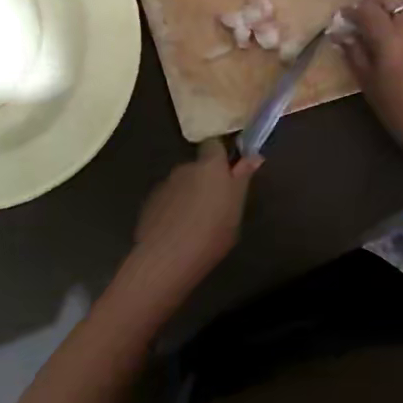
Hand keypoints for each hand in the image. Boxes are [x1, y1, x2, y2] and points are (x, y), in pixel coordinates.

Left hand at [129, 138, 260, 292]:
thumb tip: (254, 157)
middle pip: (198, 167)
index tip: (229, 173)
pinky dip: (173, 209)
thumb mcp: (236, 210)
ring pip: (182, 185)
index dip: (221, 157)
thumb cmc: (211, 234)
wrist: (166, 257)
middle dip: (205, 180)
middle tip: (216, 206)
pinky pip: (168, 200)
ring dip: (189, 196)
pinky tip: (178, 231)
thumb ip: (242, 180)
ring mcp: (163, 185)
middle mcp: (184, 168)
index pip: (214, 145)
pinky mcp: (149, 203)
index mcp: (209, 166)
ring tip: (196, 223)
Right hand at [337, 0, 402, 157]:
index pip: (368, 10)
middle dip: (373, 3)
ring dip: (393, 3)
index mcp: (388, 38)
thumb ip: (353, 52)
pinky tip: (399, 26)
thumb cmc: (392, 103)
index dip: (353, 10)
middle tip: (361, 14)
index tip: (343, 15)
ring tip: (382, 16)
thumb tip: (340, 34)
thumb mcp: (366, 79)